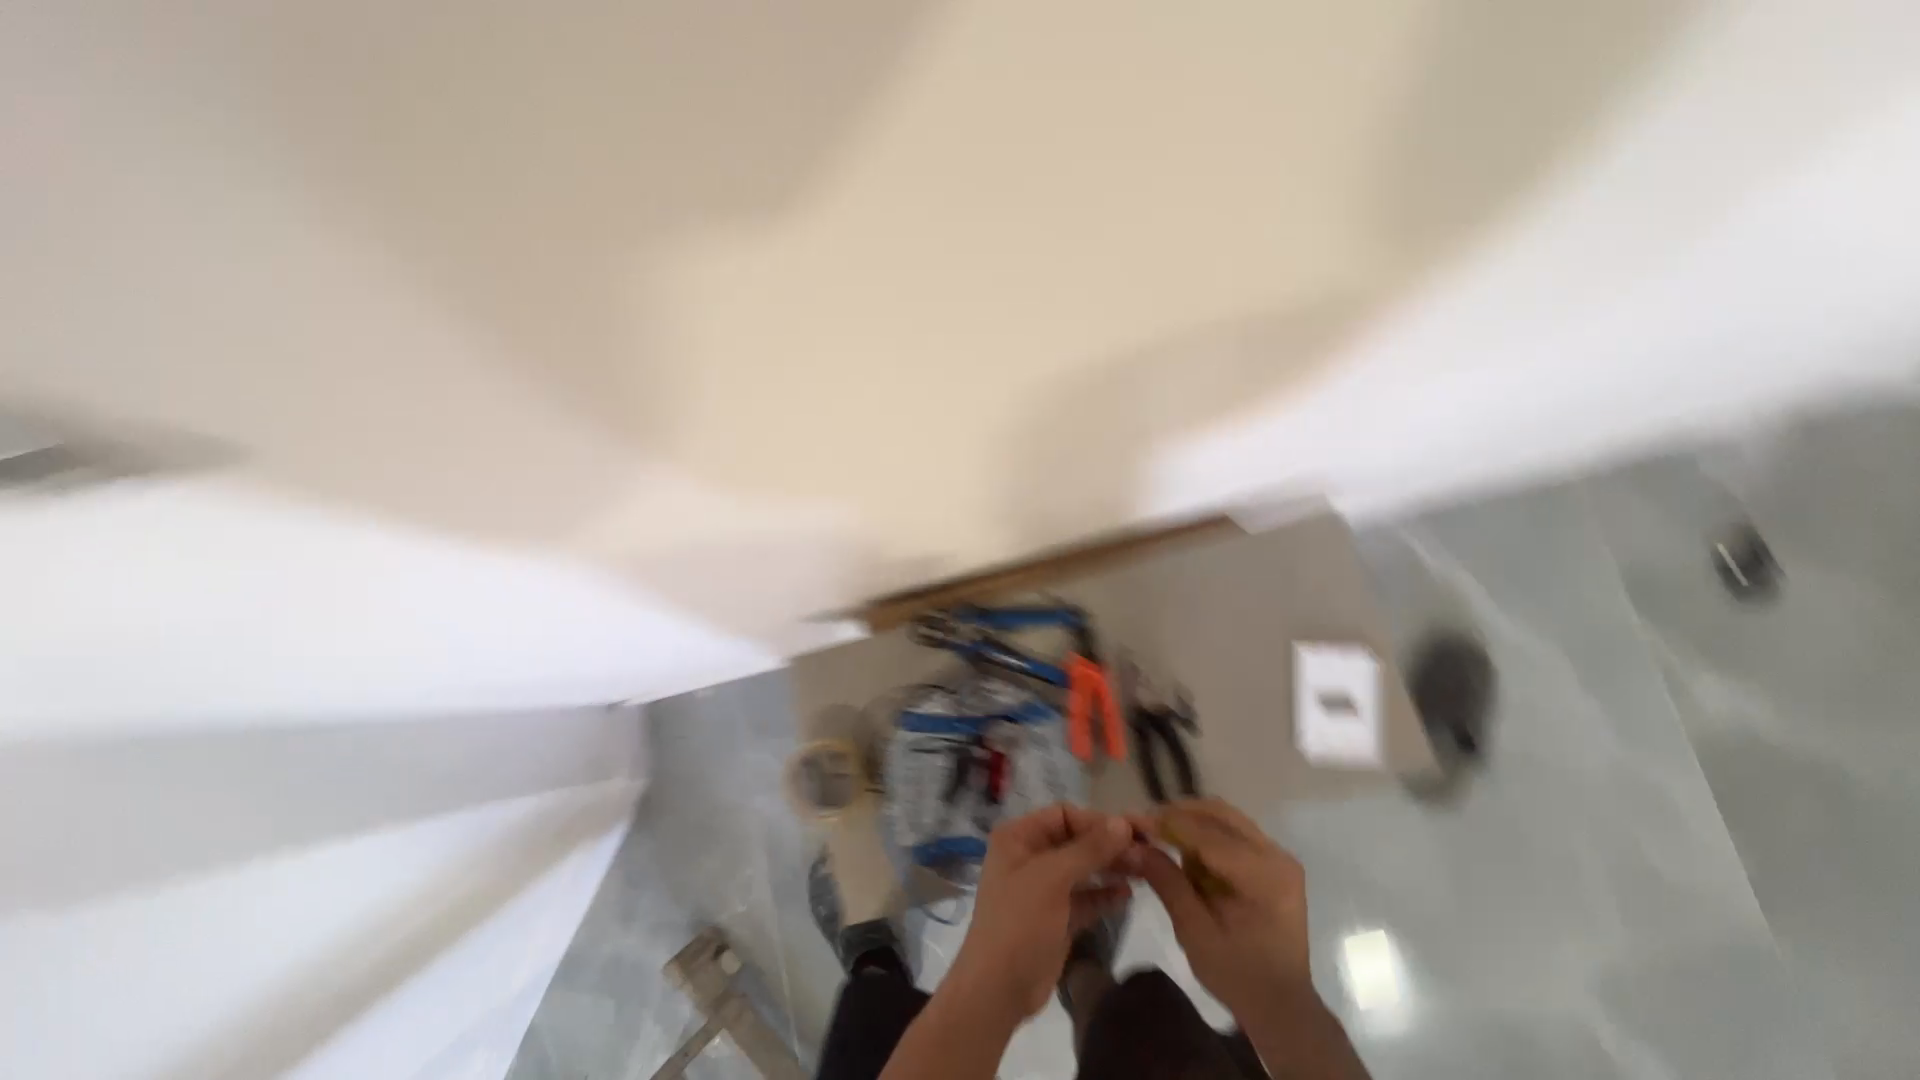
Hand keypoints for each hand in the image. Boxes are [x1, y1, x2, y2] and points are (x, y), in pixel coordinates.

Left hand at [944, 804, 1139, 1021]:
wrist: (999, 988)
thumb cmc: (1019, 922)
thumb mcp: (1052, 878)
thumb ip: (1089, 849)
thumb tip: (1123, 822)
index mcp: (1018, 838)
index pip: (1064, 815)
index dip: (1099, 820)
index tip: (1135, 830)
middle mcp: (1029, 857)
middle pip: (1077, 840)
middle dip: (1110, 844)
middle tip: (1149, 849)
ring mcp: (1044, 888)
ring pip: (1084, 869)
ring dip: (1112, 866)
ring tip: (1145, 869)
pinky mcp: (1058, 917)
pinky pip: (1086, 897)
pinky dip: (1105, 893)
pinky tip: (1129, 894)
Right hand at [1132, 798, 1311, 1016]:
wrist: (1281, 1006)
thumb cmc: (1237, 975)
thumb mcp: (1195, 932)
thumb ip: (1168, 883)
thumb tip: (1132, 847)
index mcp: (1264, 876)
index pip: (1207, 835)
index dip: (1166, 824)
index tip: (1131, 821)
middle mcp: (1277, 857)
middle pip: (1220, 815)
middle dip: (1178, 814)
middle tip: (1143, 824)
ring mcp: (1278, 858)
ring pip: (1227, 819)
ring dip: (1191, 821)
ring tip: (1157, 834)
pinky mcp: (1273, 864)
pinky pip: (1234, 834)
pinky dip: (1206, 834)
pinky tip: (1182, 848)